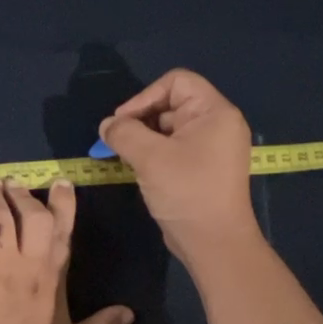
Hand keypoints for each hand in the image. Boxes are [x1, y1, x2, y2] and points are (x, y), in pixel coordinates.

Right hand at [98, 68, 261, 263]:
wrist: (213, 241)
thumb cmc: (186, 192)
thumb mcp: (150, 157)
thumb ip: (123, 133)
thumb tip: (106, 125)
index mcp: (214, 113)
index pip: (176, 82)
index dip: (144, 96)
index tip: (122, 122)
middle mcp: (216, 125)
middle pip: (170, 104)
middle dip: (139, 120)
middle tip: (115, 142)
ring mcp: (209, 148)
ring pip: (167, 129)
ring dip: (141, 138)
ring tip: (121, 156)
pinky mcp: (200, 168)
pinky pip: (171, 148)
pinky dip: (150, 153)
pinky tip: (135, 168)